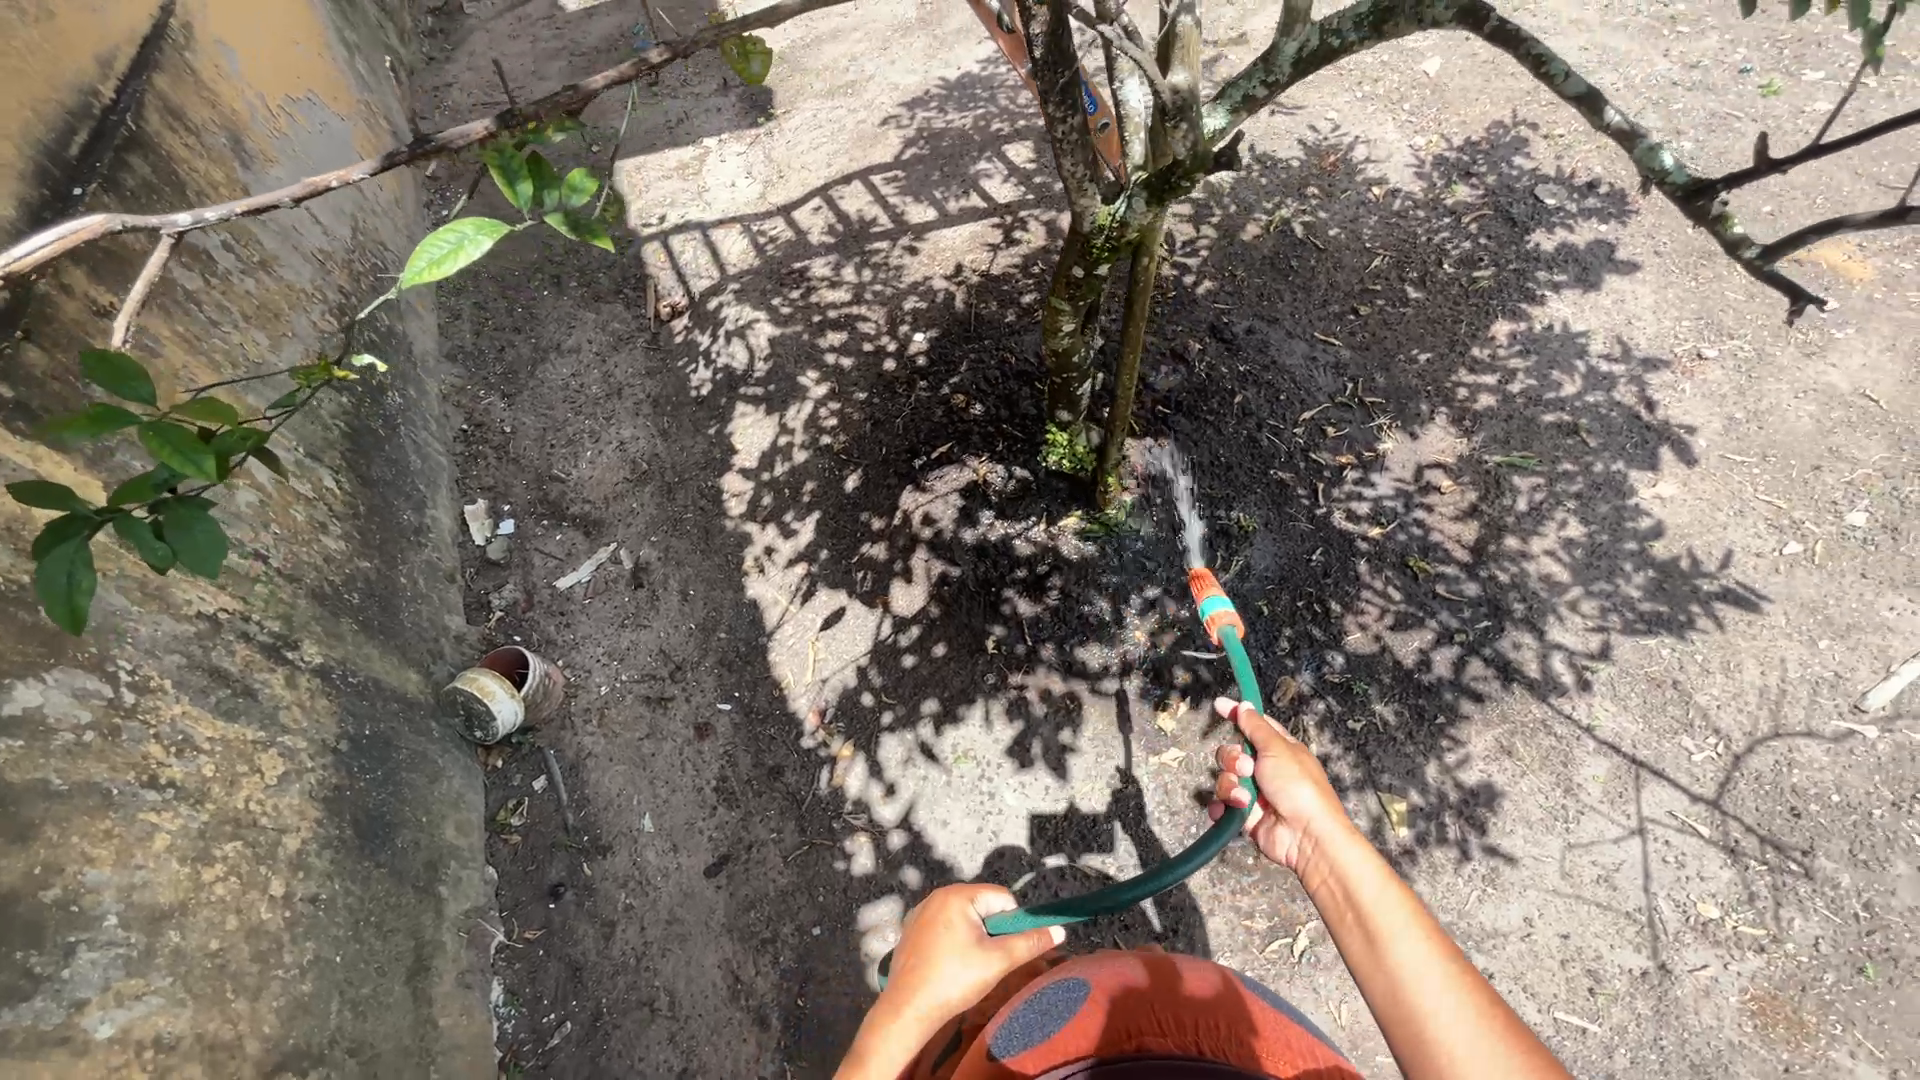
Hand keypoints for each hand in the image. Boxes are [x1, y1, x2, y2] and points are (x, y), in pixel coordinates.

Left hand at [880, 884, 1064, 1027]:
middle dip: (991, 930)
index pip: (1001, 897)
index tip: (1005, 950)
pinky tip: (949, 965)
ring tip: (968, 966)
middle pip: (982, 905)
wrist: (907, 1008)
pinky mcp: (911, 928)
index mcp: (958, 894)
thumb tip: (1060, 930)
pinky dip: (953, 940)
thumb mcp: (997, 961)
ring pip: (963, 917)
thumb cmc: (954, 980)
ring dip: (974, 936)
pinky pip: (944, 926)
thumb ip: (1029, 943)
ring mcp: (921, 911)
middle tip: (987, 960)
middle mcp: (937, 895)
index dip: (1011, 923)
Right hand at [1206, 696, 1354, 878]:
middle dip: (1233, 760)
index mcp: (1279, 749)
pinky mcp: (1245, 814)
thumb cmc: (1299, 788)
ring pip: (1225, 777)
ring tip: (1245, 798)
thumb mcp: (1278, 749)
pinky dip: (1223, 807)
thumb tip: (1244, 704)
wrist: (1305, 836)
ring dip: (1231, 786)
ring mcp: (1255, 792)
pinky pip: (1222, 804)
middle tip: (1247, 769)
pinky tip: (1230, 809)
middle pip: (1232, 752)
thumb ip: (1256, 727)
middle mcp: (1266, 768)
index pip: (1254, 726)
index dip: (1238, 715)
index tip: (1219, 706)